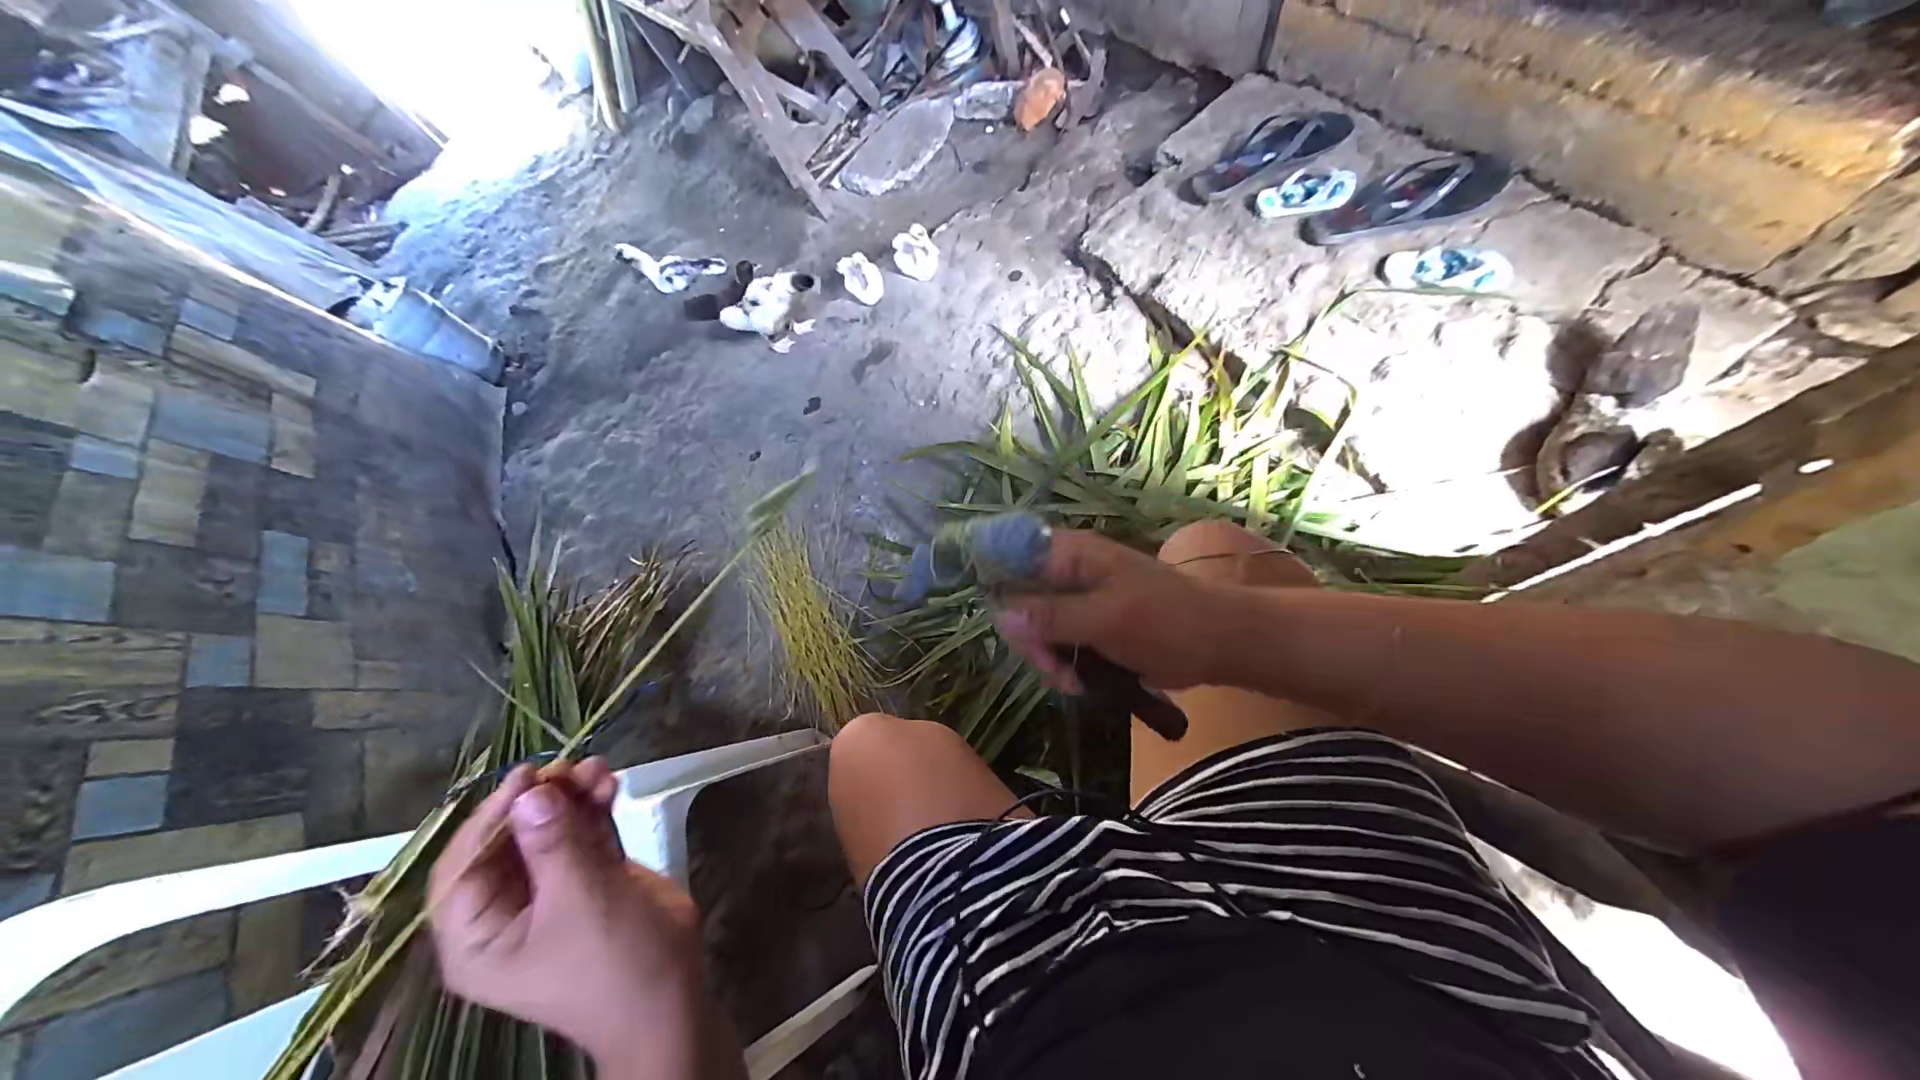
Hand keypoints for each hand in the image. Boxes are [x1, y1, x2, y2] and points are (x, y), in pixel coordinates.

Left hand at [427, 759, 716, 1069]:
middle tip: (566, 767)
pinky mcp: (592, 877)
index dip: (489, 818)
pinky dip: (594, 807)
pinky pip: (584, 833)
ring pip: (551, 830)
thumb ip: (553, 845)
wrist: (671, 994)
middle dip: (538, 801)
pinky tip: (608, 783)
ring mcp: (554, 890)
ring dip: (571, 796)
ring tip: (597, 769)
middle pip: (511, 840)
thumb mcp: (578, 904)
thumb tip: (531, 793)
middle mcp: (508, 909)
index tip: (524, 778)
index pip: (465, 866)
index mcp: (478, 935)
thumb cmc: (611, 963)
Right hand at [992, 528, 1238, 693]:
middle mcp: (1067, 572)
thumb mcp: (1107, 619)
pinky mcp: (1087, 626)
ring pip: (1034, 627)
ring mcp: (1077, 600)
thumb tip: (1000, 614)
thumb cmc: (1168, 621)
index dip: (995, 582)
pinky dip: (1062, 665)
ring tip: (1071, 681)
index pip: (1011, 553)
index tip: (1002, 623)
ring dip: (1047, 657)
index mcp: (1070, 553)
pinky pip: (1056, 644)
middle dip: (1028, 637)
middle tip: (1051, 666)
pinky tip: (1078, 683)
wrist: (1219, 643)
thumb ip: (1053, 616)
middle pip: (1018, 599)